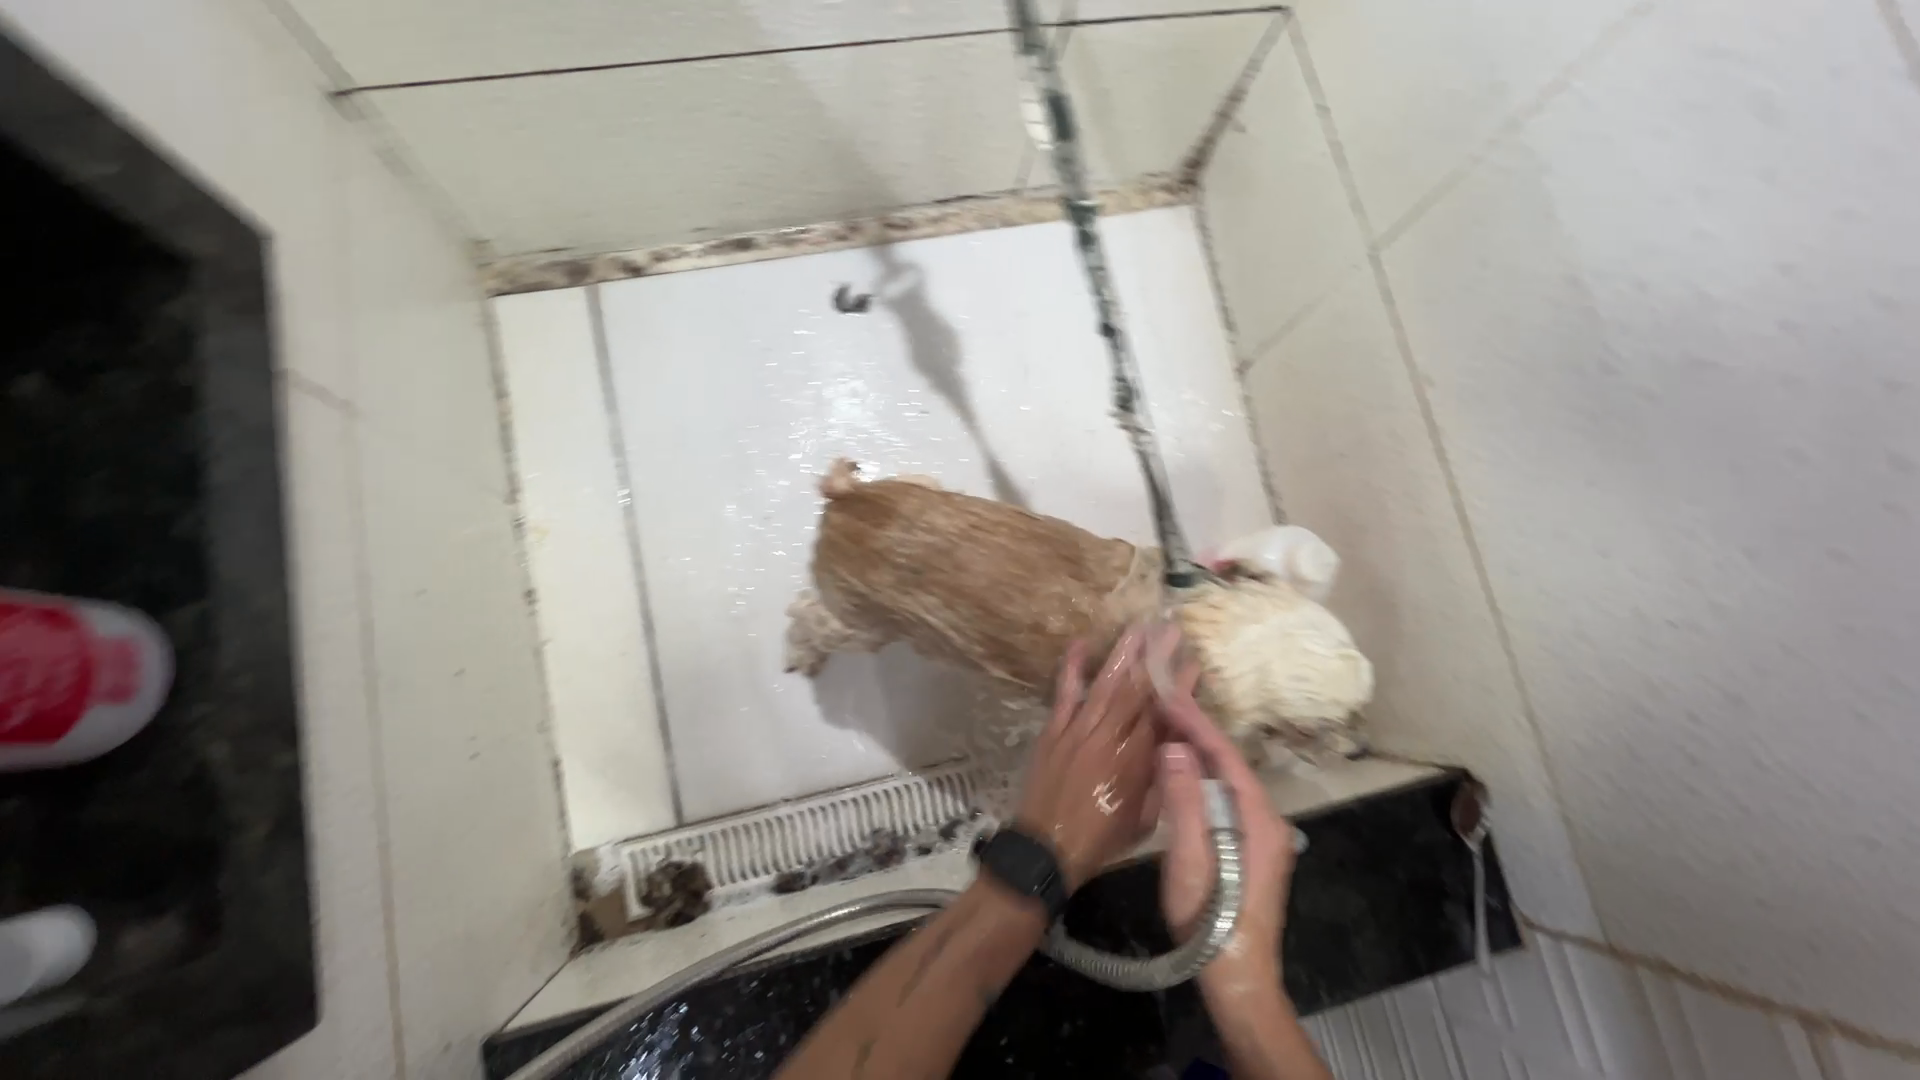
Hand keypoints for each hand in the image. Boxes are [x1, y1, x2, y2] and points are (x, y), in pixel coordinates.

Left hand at [1012, 630, 1161, 891]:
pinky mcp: (1053, 731)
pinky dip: (1072, 668)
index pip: (1162, 716)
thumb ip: (1162, 778)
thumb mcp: (1147, 817)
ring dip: (1122, 654)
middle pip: (1136, 691)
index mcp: (1136, 764)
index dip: (1178, 687)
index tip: (1192, 662)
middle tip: (1170, 629)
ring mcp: (1078, 732)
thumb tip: (1177, 745)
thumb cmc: (1102, 839)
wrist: (1046, 848)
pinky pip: (1064, 694)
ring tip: (1139, 628)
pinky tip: (1080, 643)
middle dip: (1156, 658)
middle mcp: (1109, 740)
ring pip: (1105, 685)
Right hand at [1152, 630, 1297, 1004]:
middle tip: (1160, 702)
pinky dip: (1201, 778)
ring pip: (1227, 780)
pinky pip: (1225, 798)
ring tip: (1164, 727)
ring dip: (1196, 753)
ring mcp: (1261, 836)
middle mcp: (1268, 820)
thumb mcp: (1190, 858)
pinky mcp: (1250, 849)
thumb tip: (1174, 747)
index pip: (1225, 755)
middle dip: (1195, 731)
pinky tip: (1178, 773)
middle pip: (1229, 763)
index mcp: (1259, 818)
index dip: (1195, 722)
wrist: (1236, 976)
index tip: (1167, 693)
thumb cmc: (1210, 919)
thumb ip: (1185, 801)